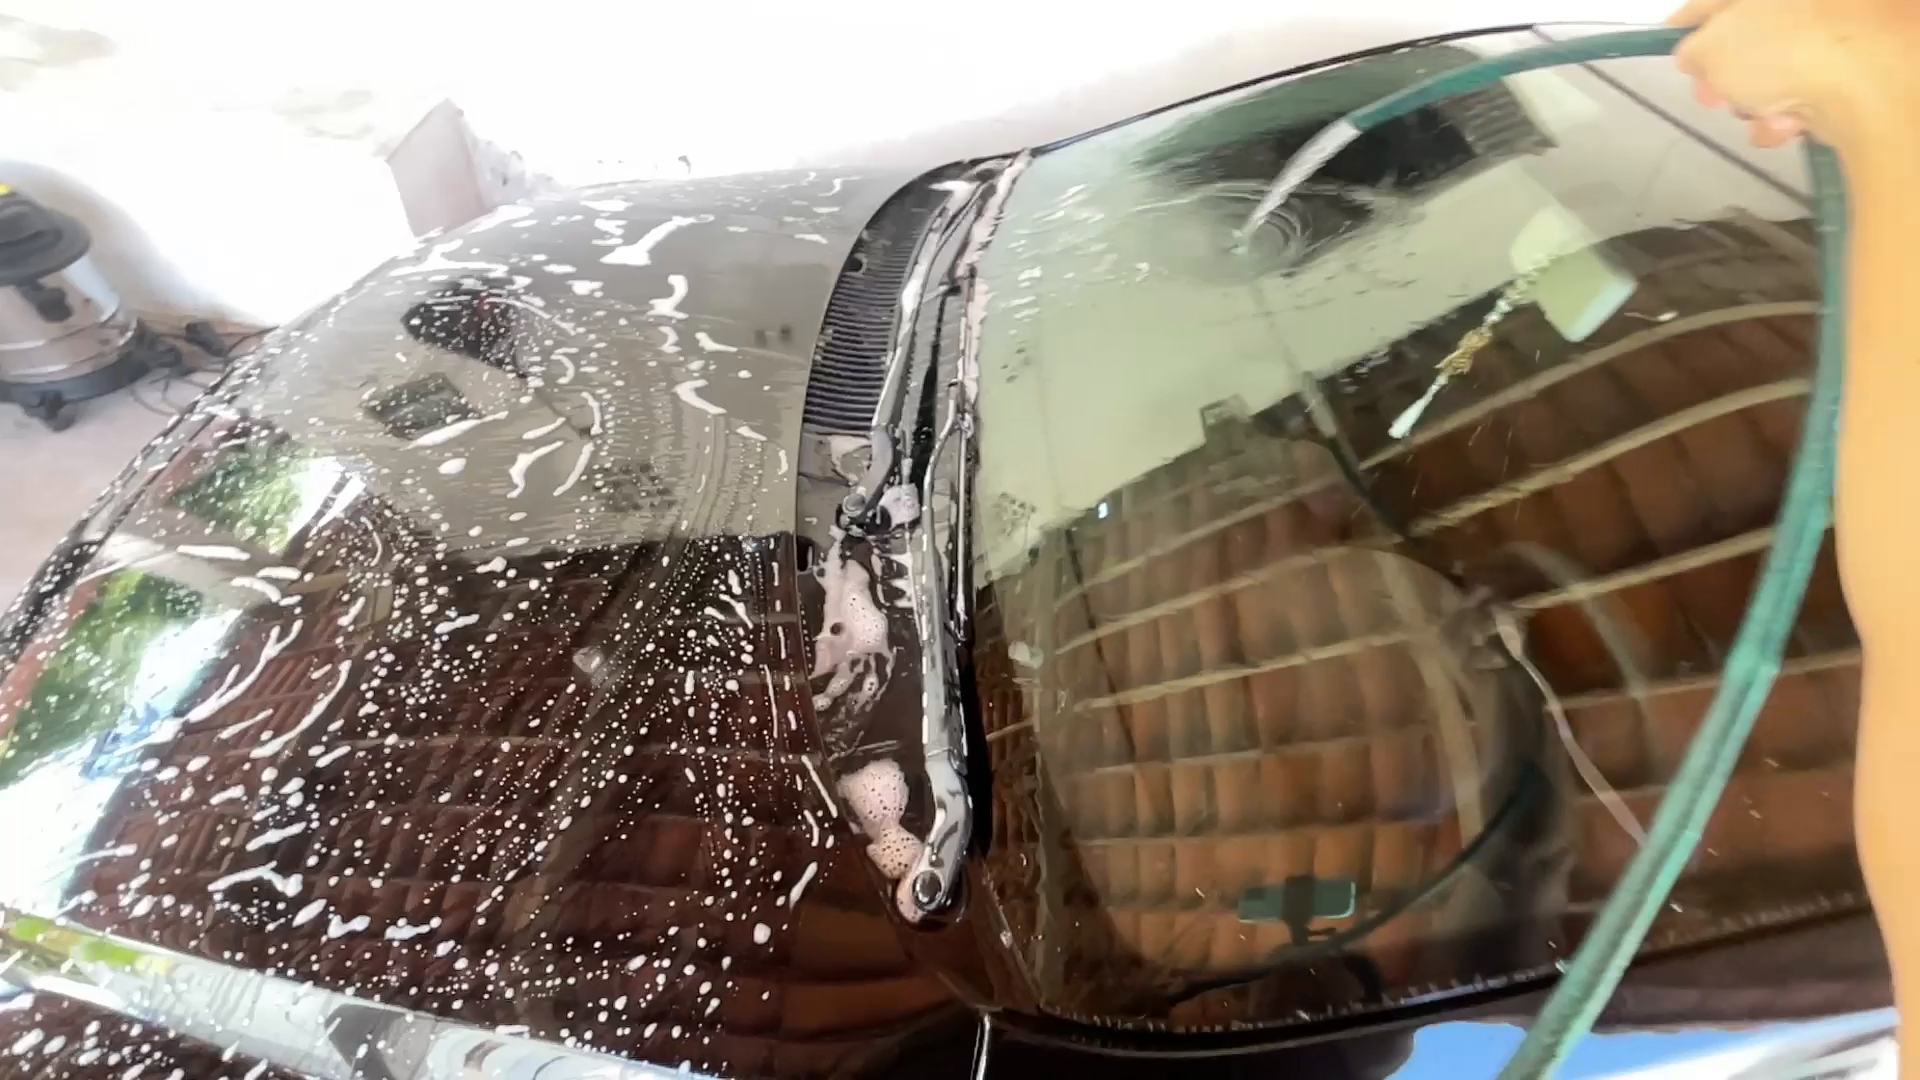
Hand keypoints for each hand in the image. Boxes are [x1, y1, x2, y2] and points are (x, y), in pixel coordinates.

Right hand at [1668, 0, 1919, 152]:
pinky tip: (1787, 121)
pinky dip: (1783, 113)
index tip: (1668, 37)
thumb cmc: (1788, 51)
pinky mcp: (1860, 60)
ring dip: (1752, 101)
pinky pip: (1802, 88)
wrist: (1877, 80)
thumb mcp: (1712, 46)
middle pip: (1748, 38)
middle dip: (1724, 73)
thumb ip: (1693, 47)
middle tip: (1715, 95)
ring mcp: (1845, 28)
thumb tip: (1699, 53)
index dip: (1688, 20)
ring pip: (1771, 69)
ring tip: (1762, 112)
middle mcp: (1818, 3)